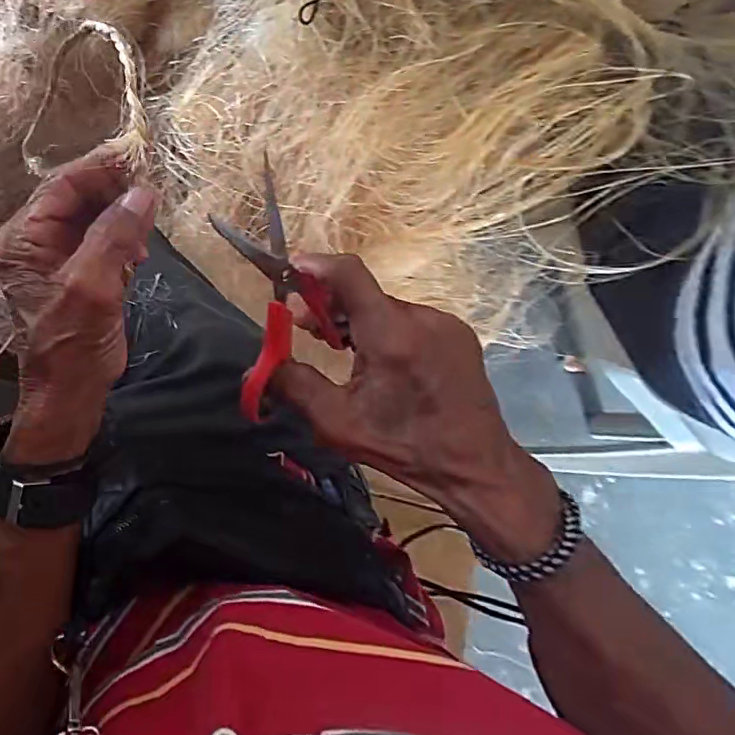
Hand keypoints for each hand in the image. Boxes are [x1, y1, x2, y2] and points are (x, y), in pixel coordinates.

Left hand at [0, 145, 157, 462]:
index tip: (137, 156)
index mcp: (22, 239)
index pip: (60, 186)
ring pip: (89, 217)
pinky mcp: (74, 273)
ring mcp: (53, 258)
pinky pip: (98, 240)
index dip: (98, 168)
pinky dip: (121, 237)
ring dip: (120, 215)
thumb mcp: (91, 286)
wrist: (69, 394)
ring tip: (147, 223)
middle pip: (74, 197)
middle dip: (112, 191)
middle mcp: (32, 242)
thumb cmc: (72, 343)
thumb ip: (113, 235)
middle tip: (150, 187)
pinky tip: (139, 249)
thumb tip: (141, 192)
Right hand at [275, 253, 561, 562]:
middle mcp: (421, 319)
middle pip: (361, 292)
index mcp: (391, 335)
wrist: (477, 470)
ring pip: (381, 306)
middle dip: (325, 302)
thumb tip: (256, 369)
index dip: (315, 265)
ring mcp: (444, 324)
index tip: (289, 269)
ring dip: (351, 316)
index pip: (349, 274)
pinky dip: (378, 326)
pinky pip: (405, 318)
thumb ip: (292, 384)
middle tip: (301, 325)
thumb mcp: (335, 421)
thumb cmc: (403, 447)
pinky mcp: (456, 335)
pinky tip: (371, 356)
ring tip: (335, 345)